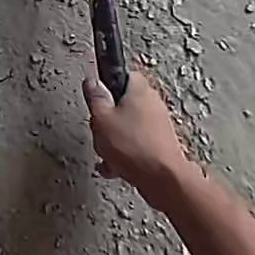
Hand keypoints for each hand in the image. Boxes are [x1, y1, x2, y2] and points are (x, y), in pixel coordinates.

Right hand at [83, 71, 192, 197]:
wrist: (162, 180)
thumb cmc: (134, 147)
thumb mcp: (101, 117)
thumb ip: (95, 97)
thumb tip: (91, 82)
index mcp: (140, 90)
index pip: (123, 74)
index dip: (107, 84)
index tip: (97, 93)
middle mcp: (153, 104)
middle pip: (123, 103)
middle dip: (108, 118)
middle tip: (100, 127)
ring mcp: (158, 126)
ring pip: (127, 126)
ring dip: (114, 139)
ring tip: (108, 152)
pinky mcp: (160, 145)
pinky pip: (136, 144)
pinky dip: (125, 153)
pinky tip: (115, 166)